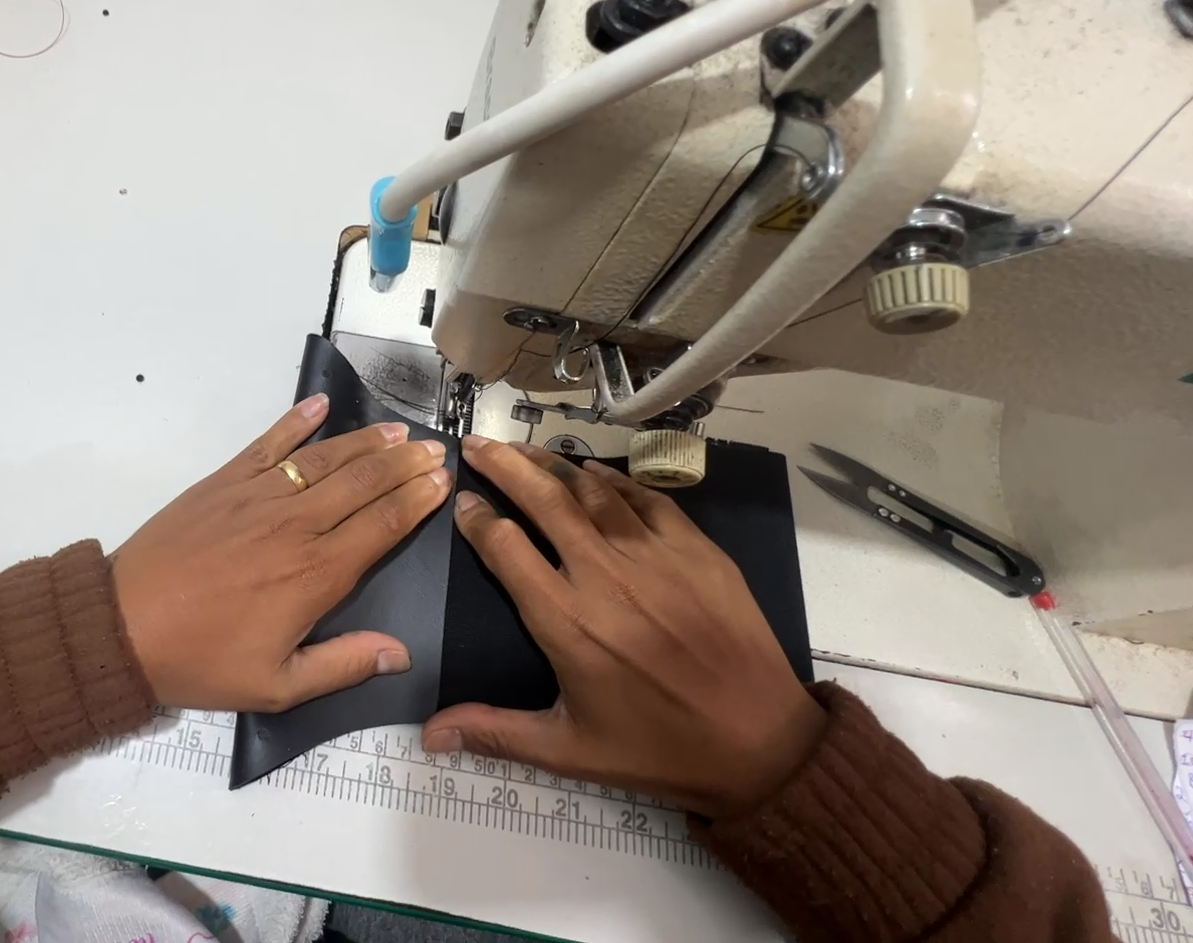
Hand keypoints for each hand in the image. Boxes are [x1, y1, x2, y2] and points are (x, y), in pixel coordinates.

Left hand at [113, 394, 451, 711]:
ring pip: (326, 459)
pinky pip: (269, 443)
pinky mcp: (226, 480)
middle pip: (364, 483)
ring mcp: (260, 495)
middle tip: (432, 449)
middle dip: (404, 463)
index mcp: (316, 574)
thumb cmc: (203, 659)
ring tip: (396, 430)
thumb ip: (342, 665)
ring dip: (365, 441)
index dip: (417, 501)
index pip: (382, 526)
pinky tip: (320, 404)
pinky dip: (295, 421)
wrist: (124, 625)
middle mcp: (297, 524)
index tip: (441, 482)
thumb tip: (400, 654)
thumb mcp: (276, 684)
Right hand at [421, 437, 823, 817]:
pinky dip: (612, 478)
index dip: (476, 517)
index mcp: (565, 620)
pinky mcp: (696, 549)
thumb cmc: (657, 749)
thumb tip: (428, 735)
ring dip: (550, 463)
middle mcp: (603, 575)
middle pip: (543, 500)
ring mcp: (654, 556)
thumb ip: (494, 732)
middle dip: (503, 465)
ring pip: (591, 490)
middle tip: (476, 443)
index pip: (503, 547)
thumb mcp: (568, 749)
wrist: (764, 747)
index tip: (463, 501)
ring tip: (523, 448)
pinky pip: (645, 499)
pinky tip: (591, 469)